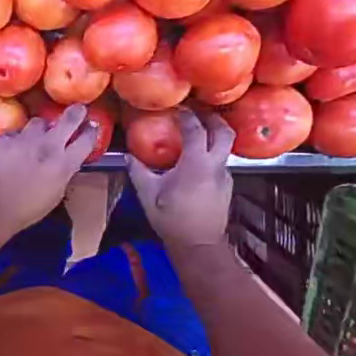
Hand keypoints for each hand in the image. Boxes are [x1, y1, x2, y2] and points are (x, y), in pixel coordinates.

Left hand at [0, 105, 99, 232]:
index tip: (92, 126)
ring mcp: (25, 139)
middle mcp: (48, 146)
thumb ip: (62, 173)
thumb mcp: (55, 194)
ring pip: (38, 122)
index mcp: (64, 164)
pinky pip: (15, 132)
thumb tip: (65, 161)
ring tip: (36, 137)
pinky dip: (16, 139)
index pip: (86, 140)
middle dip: (76, 113)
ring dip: (40, 128)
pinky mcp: (5, 139)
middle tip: (78, 109)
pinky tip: (12, 148)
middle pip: (68, 119)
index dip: (92, 131)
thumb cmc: (27, 209)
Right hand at [127, 110, 234, 249]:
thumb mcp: (148, 194)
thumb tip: (128, 156)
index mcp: (196, 164)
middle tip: (199, 112)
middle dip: (213, 118)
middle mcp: (215, 166)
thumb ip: (138, 172)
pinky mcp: (226, 187)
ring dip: (215, 136)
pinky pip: (221, 163)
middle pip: (224, 132)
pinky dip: (212, 155)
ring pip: (225, 148)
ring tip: (199, 133)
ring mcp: (224, 177)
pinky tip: (198, 161)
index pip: (196, 130)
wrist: (198, 246)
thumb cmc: (172, 219)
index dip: (187, 116)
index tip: (178, 109)